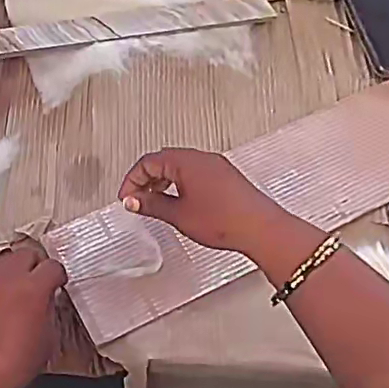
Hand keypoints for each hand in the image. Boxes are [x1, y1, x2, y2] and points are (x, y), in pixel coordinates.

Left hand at [0, 242, 67, 387]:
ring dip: (15, 270)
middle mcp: (7, 277)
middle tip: (40, 282)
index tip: (59, 285)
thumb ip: (49, 310)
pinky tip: (0, 303)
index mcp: (33, 287)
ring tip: (19, 289)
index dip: (59, 275)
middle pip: (26, 253)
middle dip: (36, 264)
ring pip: (4, 262)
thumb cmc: (18, 362)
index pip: (53, 266)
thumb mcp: (48, 337)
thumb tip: (47, 301)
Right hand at [119, 148, 292, 253]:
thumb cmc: (227, 220)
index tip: (127, 197)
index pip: (148, 162)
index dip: (132, 180)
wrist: (261, 229)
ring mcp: (214, 165)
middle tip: (136, 198)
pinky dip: (177, 183)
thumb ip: (151, 204)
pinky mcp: (223, 176)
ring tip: (154, 202)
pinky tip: (177, 201)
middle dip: (144, 179)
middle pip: (162, 160)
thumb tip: (134, 200)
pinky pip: (192, 172)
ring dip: (160, 181)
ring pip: (177, 166)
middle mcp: (201, 158)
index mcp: (186, 162)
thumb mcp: (178, 214)